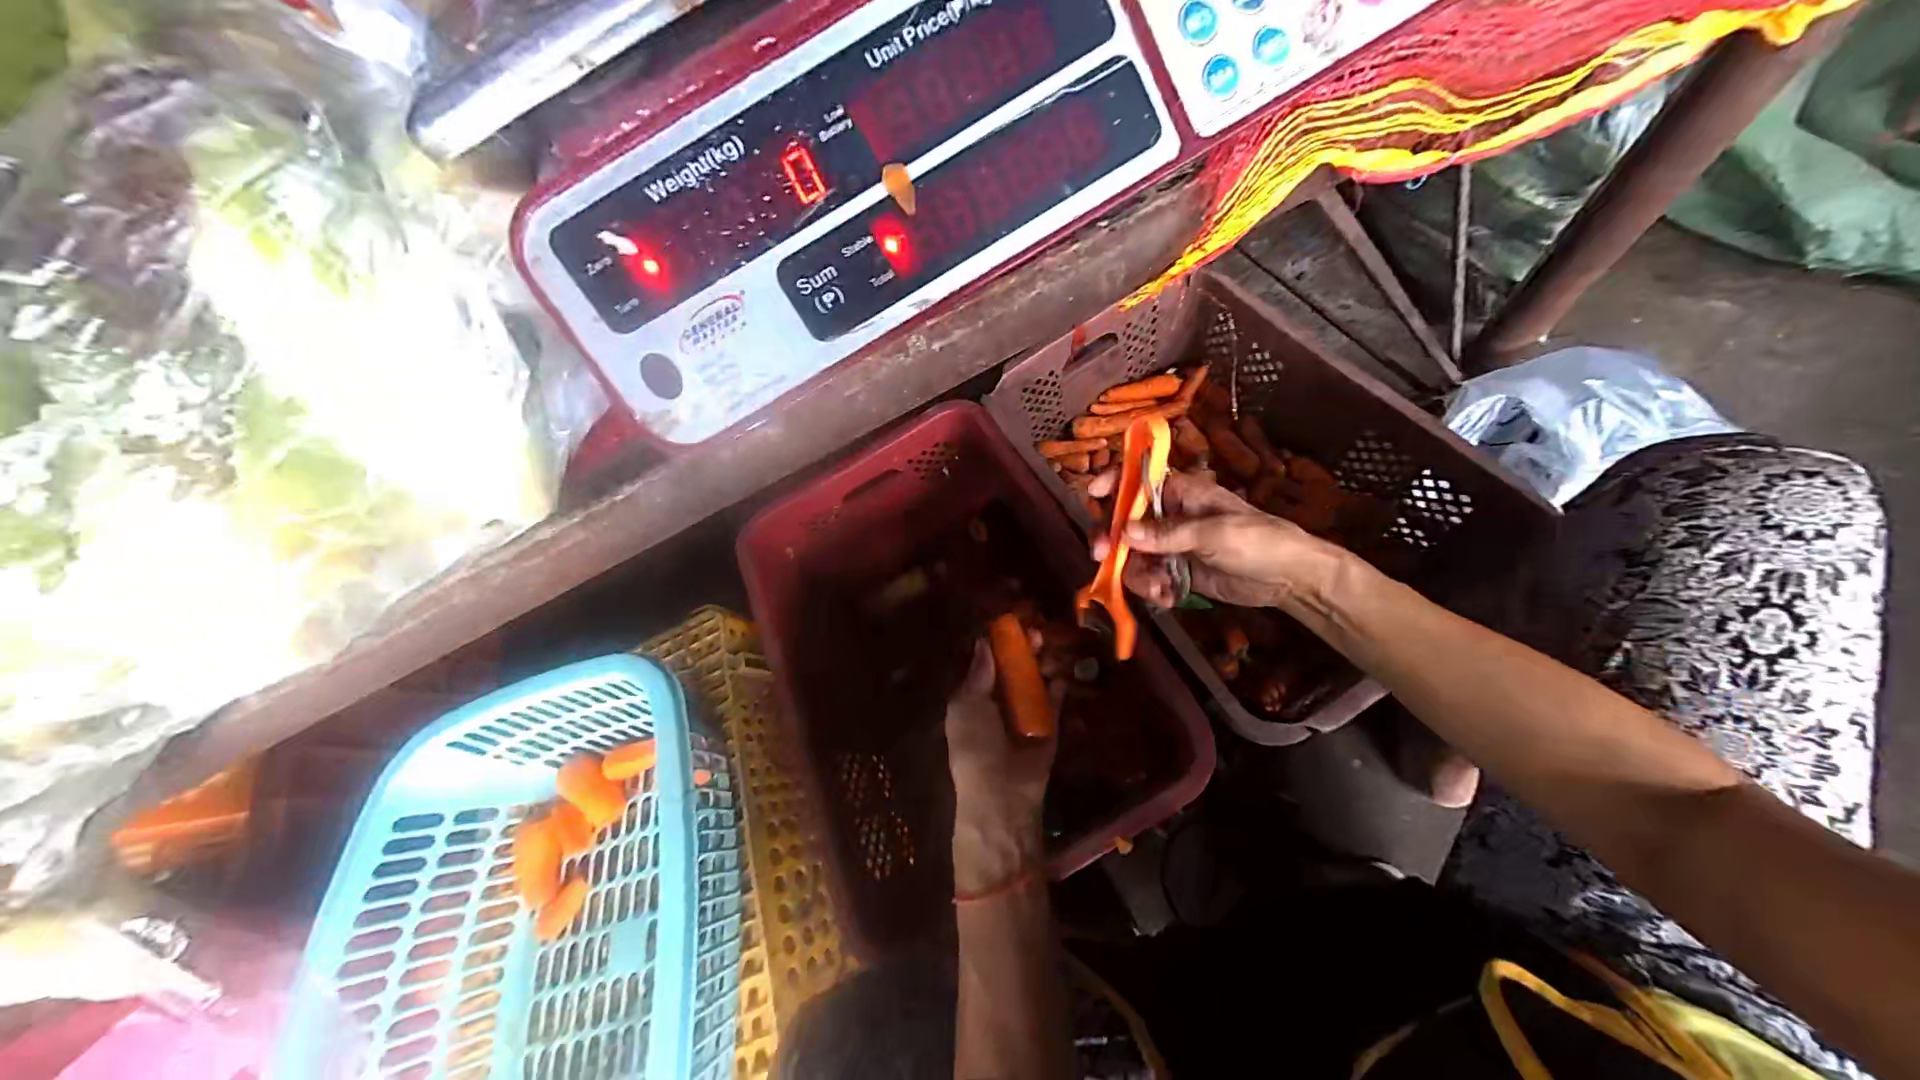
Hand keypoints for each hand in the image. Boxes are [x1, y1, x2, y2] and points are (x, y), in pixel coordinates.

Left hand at [946, 640, 1055, 895]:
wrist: (1002, 794)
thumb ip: (977, 675)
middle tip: (1035, 632)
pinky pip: (1056, 700)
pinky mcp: (1050, 725)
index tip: (1011, 621)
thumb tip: (983, 641)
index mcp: (976, 696)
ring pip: (1037, 679)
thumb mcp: (965, 707)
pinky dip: (1060, 685)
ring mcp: (1027, 712)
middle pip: (1015, 667)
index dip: (998, 643)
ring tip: (1048, 645)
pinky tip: (1061, 670)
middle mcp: (1002, 701)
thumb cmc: (975, 747)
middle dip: (1024, 649)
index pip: (989, 663)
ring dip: (1043, 662)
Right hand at [1088, 469, 1347, 609]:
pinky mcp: (1174, 571)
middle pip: (1123, 521)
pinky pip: (1148, 577)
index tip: (1092, 496)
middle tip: (1102, 557)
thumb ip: (1167, 534)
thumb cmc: (1257, 540)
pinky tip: (1167, 597)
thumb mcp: (1213, 533)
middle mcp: (1168, 516)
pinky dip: (1152, 588)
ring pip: (1132, 555)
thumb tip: (1125, 531)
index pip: (1137, 479)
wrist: (1287, 578)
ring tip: (1158, 589)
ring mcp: (1169, 545)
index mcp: (1180, 492)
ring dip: (1137, 574)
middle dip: (1112, 539)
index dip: (1112, 482)